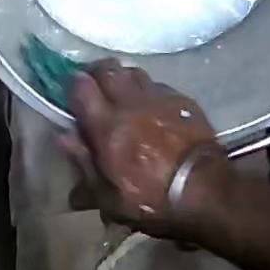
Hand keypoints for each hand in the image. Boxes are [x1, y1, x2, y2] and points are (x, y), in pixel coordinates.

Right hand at [64, 60, 225, 234]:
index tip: (73, 95)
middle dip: (96, 73)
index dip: (74, 86)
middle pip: (107, 69)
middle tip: (95, 87)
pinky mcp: (182, 99)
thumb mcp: (109, 197)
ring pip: (133, 71)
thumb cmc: (152, 200)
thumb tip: (63, 137)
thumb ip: (83, 163)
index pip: (81, 87)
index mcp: (107, 126)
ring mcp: (158, 97)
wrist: (206, 191)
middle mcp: (130, 103)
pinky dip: (148, 90)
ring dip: (123, 78)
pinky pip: (158, 84)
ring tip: (122, 93)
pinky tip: (151, 106)